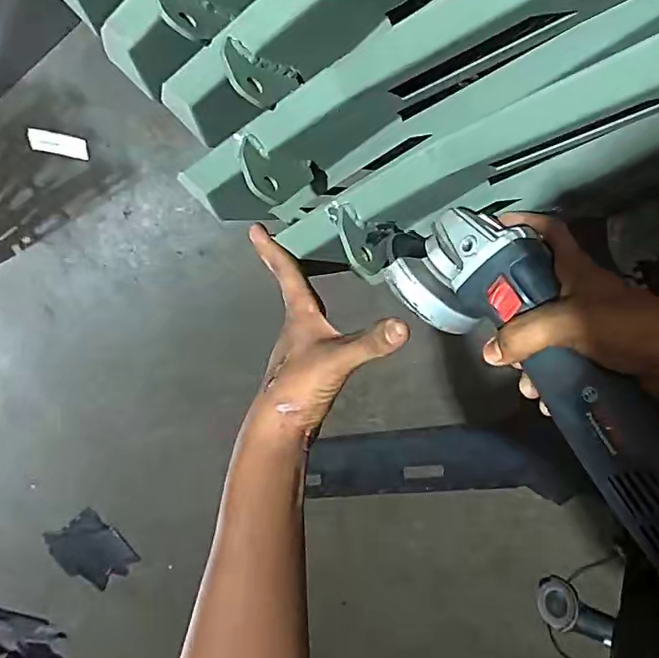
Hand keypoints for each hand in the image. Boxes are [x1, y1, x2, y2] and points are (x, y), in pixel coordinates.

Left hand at [249, 224, 407, 442]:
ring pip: (301, 310)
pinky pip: (313, 331)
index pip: (286, 274)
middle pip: (291, 287)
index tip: (256, 228)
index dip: (272, 250)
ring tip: (310, 273)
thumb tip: (403, 326)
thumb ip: (371, 342)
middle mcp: (295, 327)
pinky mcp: (306, 366)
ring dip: (302, 289)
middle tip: (288, 240)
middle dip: (287, 263)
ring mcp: (299, 347)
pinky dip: (317, 317)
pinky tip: (329, 325)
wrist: (279, 429)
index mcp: (299, 317)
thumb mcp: (339, 359)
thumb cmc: (298, 386)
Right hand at [481, 214, 658, 409]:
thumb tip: (491, 352)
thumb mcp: (569, 322)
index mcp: (576, 270)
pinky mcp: (599, 353)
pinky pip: (564, 363)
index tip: (495, 227)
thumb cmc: (625, 326)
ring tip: (528, 385)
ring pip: (547, 334)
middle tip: (498, 336)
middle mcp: (580, 292)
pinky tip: (547, 400)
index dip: (524, 223)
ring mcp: (590, 323)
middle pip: (537, 290)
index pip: (549, 232)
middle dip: (514, 314)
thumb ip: (527, 334)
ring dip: (533, 359)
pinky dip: (553, 380)